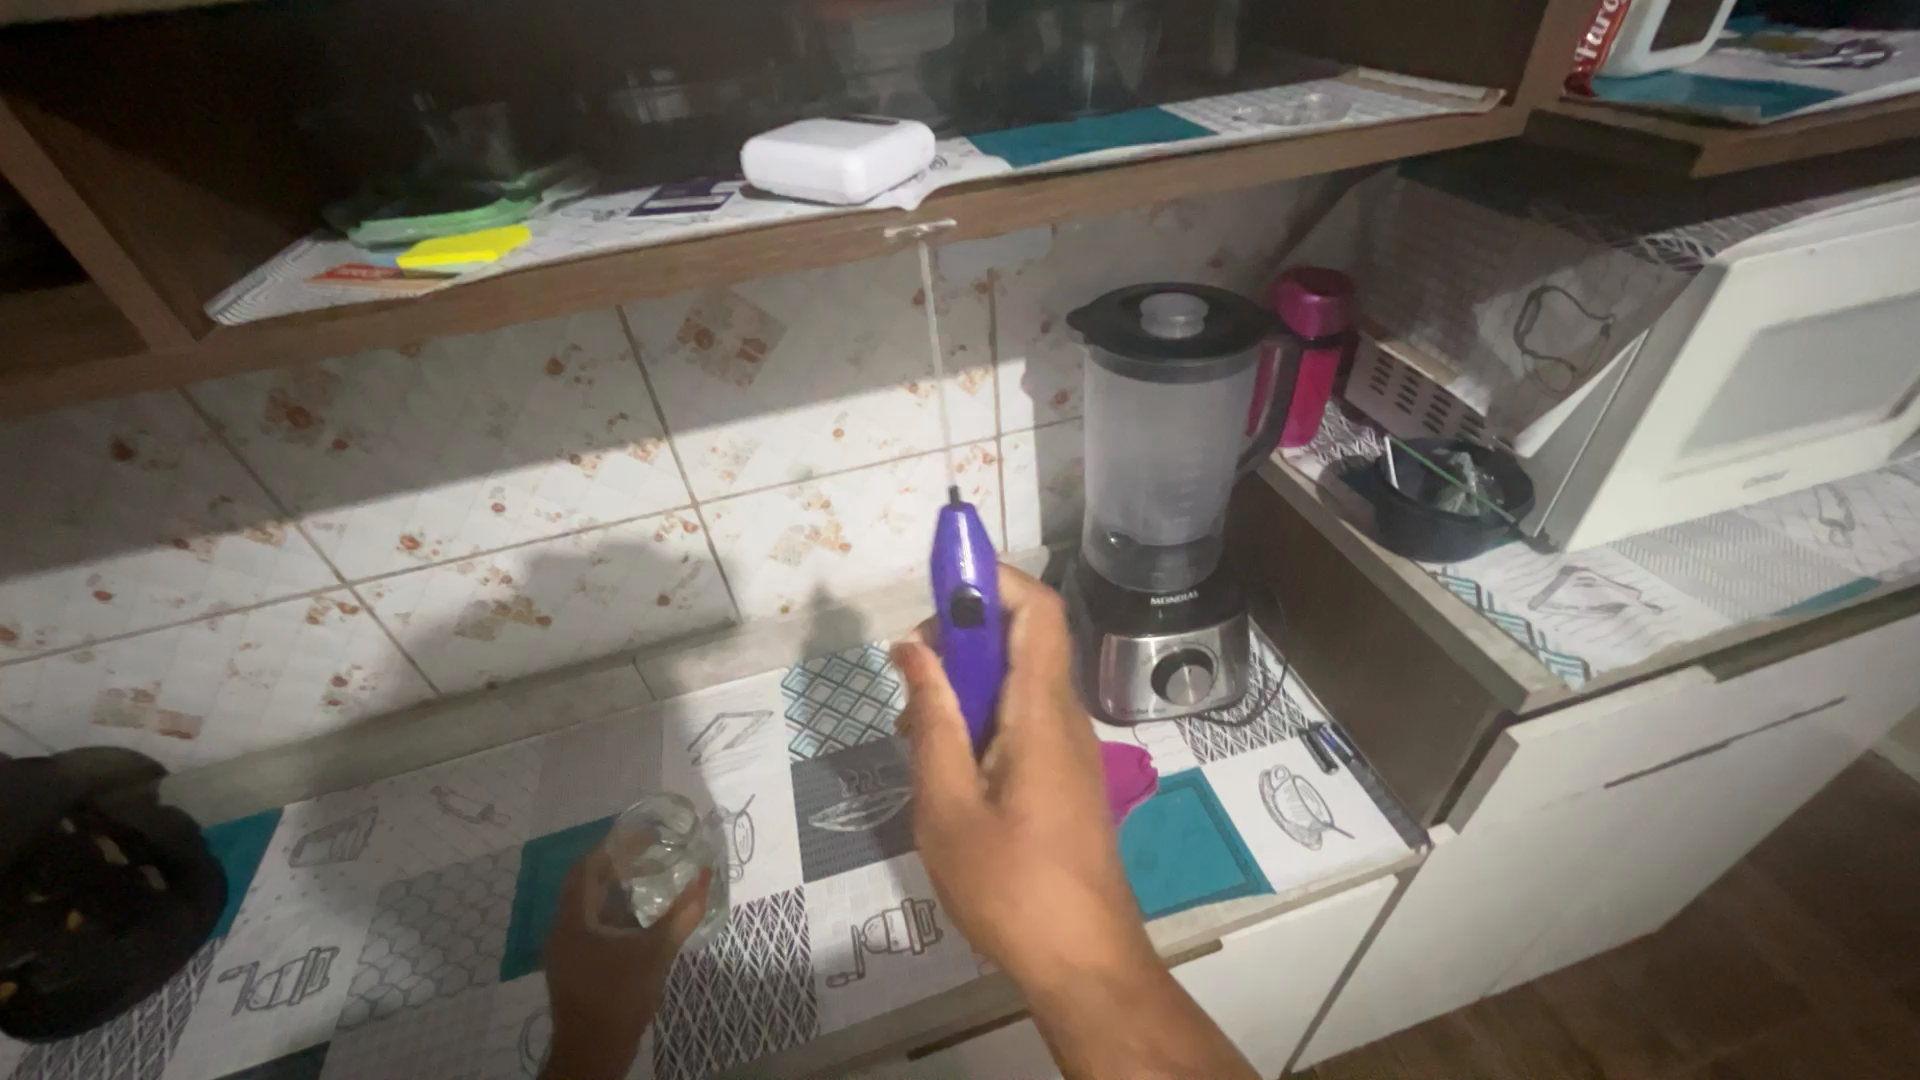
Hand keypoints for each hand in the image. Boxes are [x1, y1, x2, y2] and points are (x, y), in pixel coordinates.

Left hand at [541, 850, 710, 1079]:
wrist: (594, 1055)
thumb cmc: (619, 997)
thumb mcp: (656, 951)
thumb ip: (682, 912)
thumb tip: (705, 875)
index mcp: (574, 922)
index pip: (585, 868)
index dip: (612, 847)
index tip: (643, 834)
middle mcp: (565, 932)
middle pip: (587, 885)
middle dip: (618, 865)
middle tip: (653, 850)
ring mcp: (569, 952)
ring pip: (591, 907)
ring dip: (619, 890)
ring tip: (653, 876)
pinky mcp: (578, 968)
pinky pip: (595, 927)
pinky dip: (618, 913)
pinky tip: (644, 916)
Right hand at [892, 566, 1155, 991]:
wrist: (1086, 966)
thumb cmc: (1011, 889)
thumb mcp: (946, 807)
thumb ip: (932, 719)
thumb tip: (912, 648)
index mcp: (1040, 713)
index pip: (1036, 609)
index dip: (992, 575)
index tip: (938, 576)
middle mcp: (1064, 716)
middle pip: (1022, 638)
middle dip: (961, 635)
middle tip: (908, 672)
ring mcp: (1070, 747)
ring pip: (1017, 680)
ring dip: (965, 682)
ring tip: (915, 728)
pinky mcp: (1065, 774)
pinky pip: (1021, 718)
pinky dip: (981, 717)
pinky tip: (945, 763)